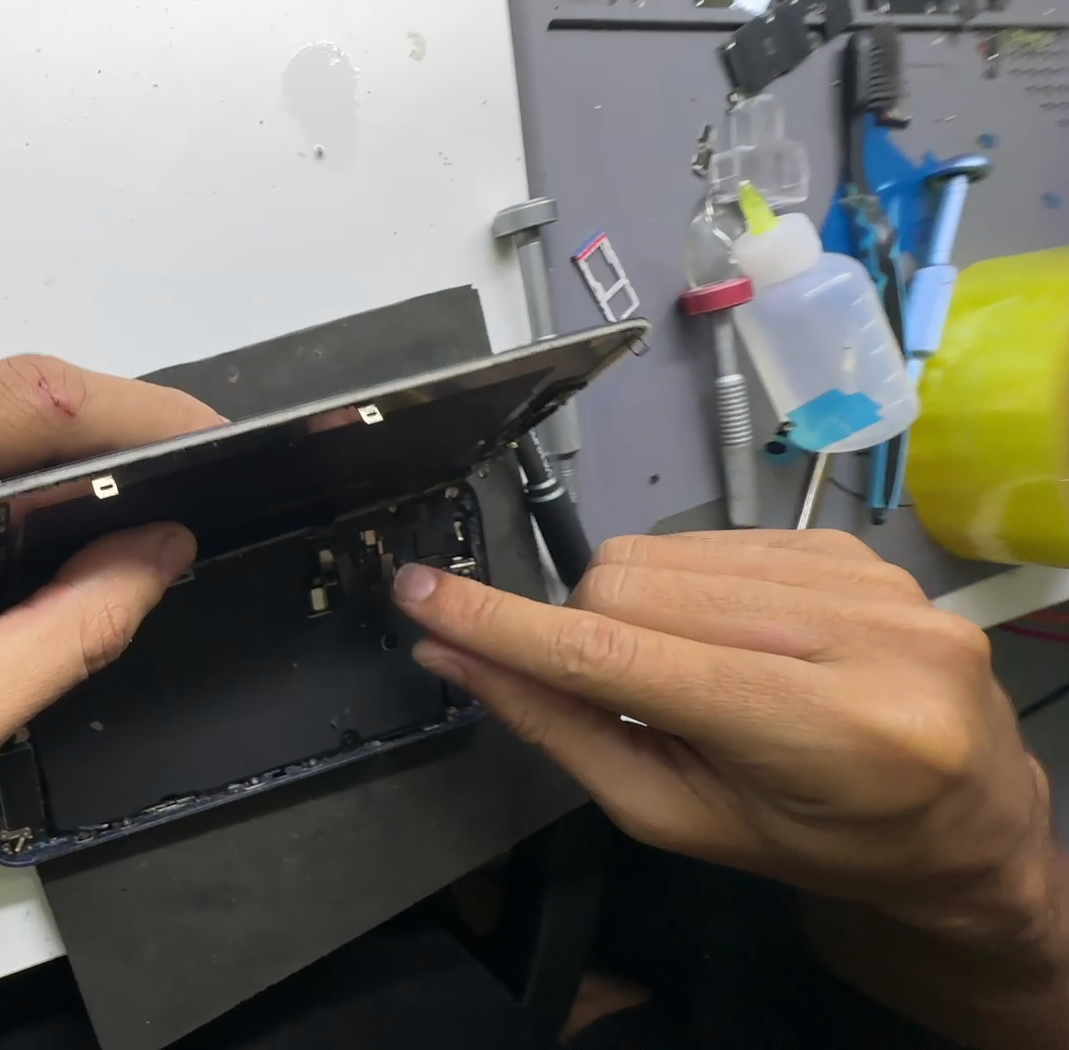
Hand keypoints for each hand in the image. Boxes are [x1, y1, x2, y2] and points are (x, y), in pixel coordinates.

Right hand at [389, 530, 1051, 933]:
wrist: (961, 821)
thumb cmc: (803, 838)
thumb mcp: (663, 809)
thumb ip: (550, 724)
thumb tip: (447, 655)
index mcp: (821, 735)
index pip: (611, 659)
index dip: (499, 625)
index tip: (417, 593)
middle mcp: (864, 639)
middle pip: (616, 589)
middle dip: (583, 634)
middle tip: (621, 690)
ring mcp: (869, 579)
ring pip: (643, 556)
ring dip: (623, 608)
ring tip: (676, 663)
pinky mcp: (851, 546)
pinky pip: (688, 540)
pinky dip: (669, 586)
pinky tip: (715, 631)